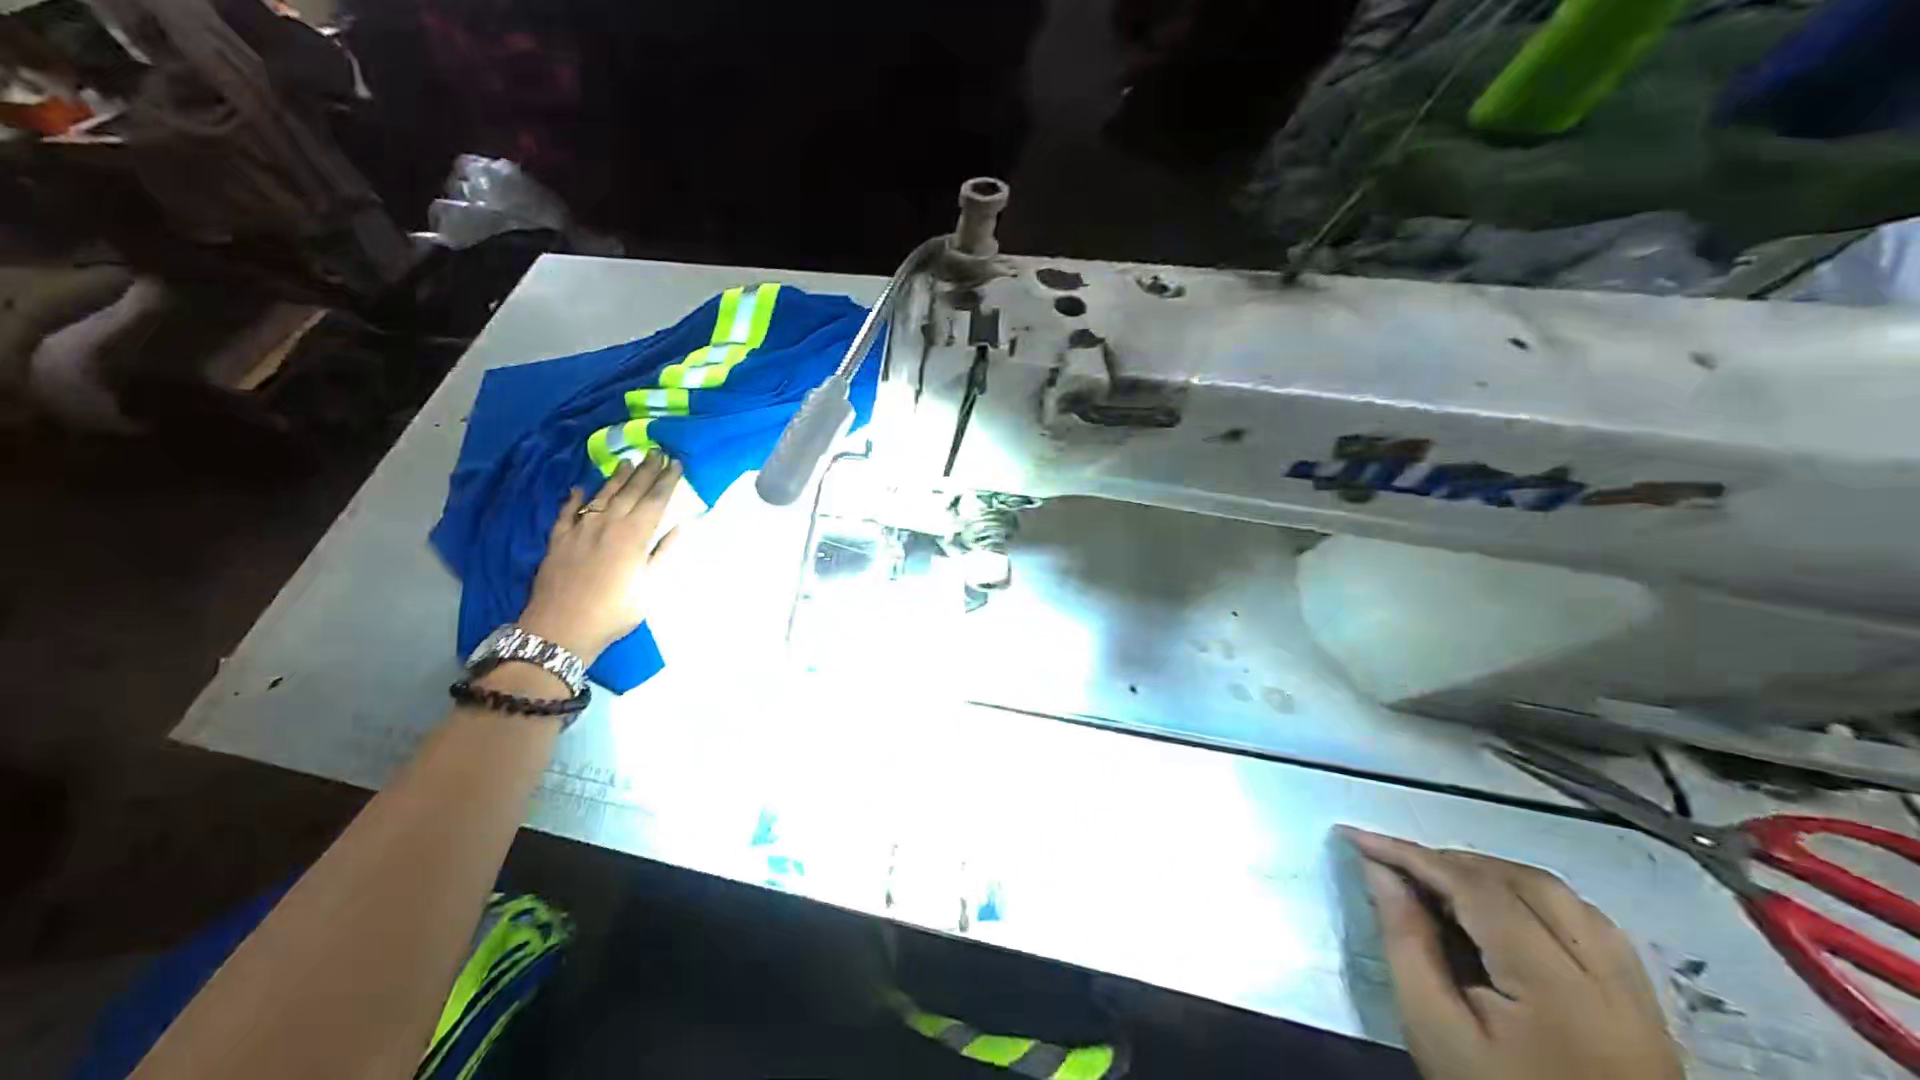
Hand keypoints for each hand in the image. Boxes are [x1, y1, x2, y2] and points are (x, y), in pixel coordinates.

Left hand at [519, 453, 682, 663]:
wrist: (561, 628)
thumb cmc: (613, 612)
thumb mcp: (648, 587)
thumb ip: (663, 554)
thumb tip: (683, 526)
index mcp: (634, 535)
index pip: (654, 500)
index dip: (666, 481)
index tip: (676, 463)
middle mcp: (608, 524)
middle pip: (630, 492)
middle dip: (646, 471)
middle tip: (656, 453)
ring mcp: (580, 530)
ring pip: (601, 496)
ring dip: (616, 478)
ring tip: (627, 461)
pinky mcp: (558, 540)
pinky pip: (567, 512)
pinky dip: (574, 498)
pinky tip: (578, 488)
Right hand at [1340, 827, 1683, 1079]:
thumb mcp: (1434, 1028)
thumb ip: (1406, 943)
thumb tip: (1379, 871)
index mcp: (1555, 985)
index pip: (1475, 889)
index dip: (1412, 855)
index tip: (1357, 837)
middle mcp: (1607, 975)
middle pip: (1522, 882)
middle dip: (1452, 862)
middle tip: (1396, 864)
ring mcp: (1634, 989)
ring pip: (1559, 895)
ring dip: (1492, 874)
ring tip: (1439, 882)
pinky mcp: (1643, 1002)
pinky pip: (1586, 921)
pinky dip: (1531, 898)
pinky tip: (1499, 911)